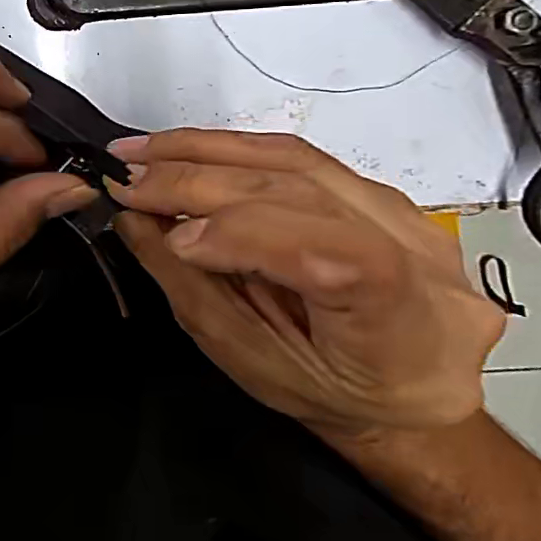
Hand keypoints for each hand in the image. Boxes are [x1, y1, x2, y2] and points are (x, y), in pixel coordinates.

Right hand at [107, 129, 503, 437]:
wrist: (401, 382)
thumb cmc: (326, 392)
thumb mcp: (249, 357)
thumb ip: (189, 285)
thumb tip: (134, 219)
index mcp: (404, 322)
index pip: (327, 253)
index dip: (242, 233)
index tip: (168, 235)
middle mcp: (416, 251)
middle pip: (299, 189)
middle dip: (198, 179)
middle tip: (124, 177)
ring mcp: (400, 210)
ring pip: (291, 156)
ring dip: (203, 149)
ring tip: (141, 151)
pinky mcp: (372, 187)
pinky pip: (294, 154)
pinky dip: (228, 148)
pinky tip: (183, 150)